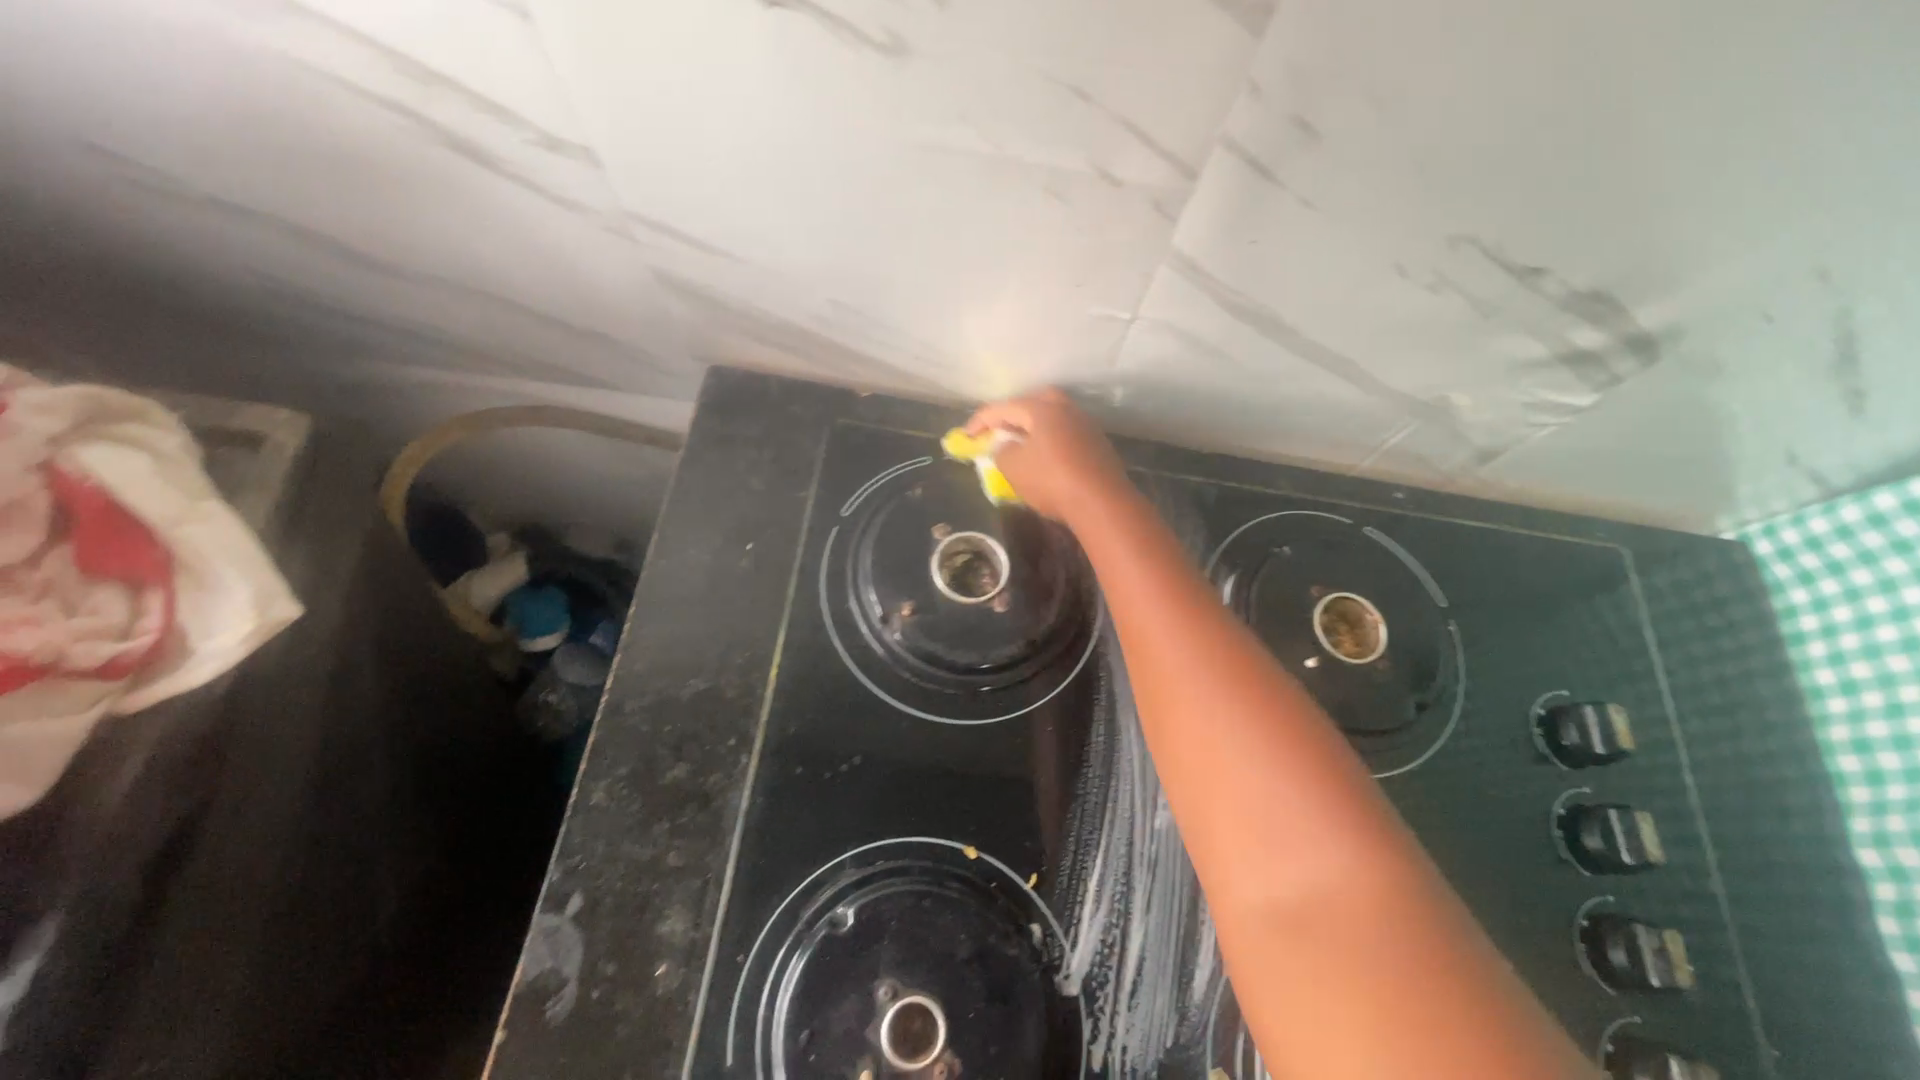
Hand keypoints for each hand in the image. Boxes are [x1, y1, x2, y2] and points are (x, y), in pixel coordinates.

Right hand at [964, 387, 1132, 526]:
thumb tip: (1005, 446)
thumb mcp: (1013, 466)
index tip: (965, 437)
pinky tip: (1045, 459)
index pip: (1003, 408)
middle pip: (1032, 404)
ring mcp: (1086, 426)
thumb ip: (1000, 450)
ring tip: (1019, 446)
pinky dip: (1050, 442)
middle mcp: (1066, 409)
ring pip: (1052, 419)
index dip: (980, 421)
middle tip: (998, 432)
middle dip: (1012, 416)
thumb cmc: (1051, 480)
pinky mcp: (1098, 446)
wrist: (1102, 503)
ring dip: (1033, 429)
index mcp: (1042, 408)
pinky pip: (1065, 436)